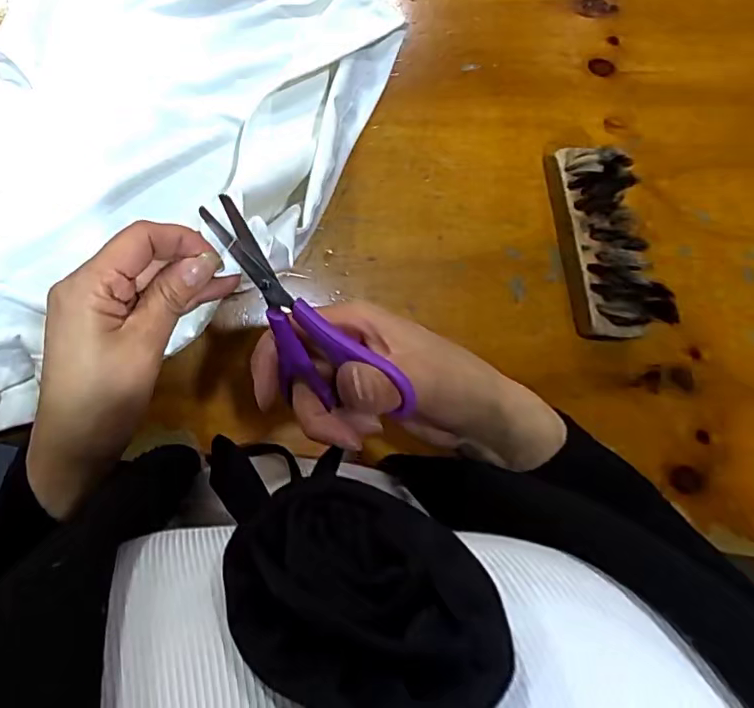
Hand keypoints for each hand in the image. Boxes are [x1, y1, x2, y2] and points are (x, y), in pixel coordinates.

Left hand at [30, 221, 239, 517]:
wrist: (70, 455)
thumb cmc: (103, 402)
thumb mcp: (143, 345)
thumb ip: (171, 296)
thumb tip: (204, 258)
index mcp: (87, 282)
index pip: (138, 238)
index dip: (180, 239)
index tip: (215, 256)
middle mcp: (86, 284)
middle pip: (141, 255)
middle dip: (185, 258)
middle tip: (227, 270)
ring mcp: (93, 304)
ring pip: (144, 277)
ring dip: (182, 278)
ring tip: (226, 280)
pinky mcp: (102, 323)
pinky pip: (138, 299)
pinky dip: (168, 297)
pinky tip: (203, 295)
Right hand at [251, 301, 566, 467]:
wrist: (486, 418)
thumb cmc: (455, 382)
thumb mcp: (416, 381)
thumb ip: (375, 382)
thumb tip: (341, 382)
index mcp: (352, 320)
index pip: (292, 327)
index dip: (270, 357)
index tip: (267, 400)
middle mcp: (343, 339)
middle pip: (296, 367)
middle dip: (311, 405)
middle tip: (342, 434)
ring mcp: (350, 367)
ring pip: (311, 393)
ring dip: (328, 420)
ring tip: (364, 434)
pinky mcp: (358, 394)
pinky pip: (329, 408)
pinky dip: (338, 426)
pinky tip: (367, 434)